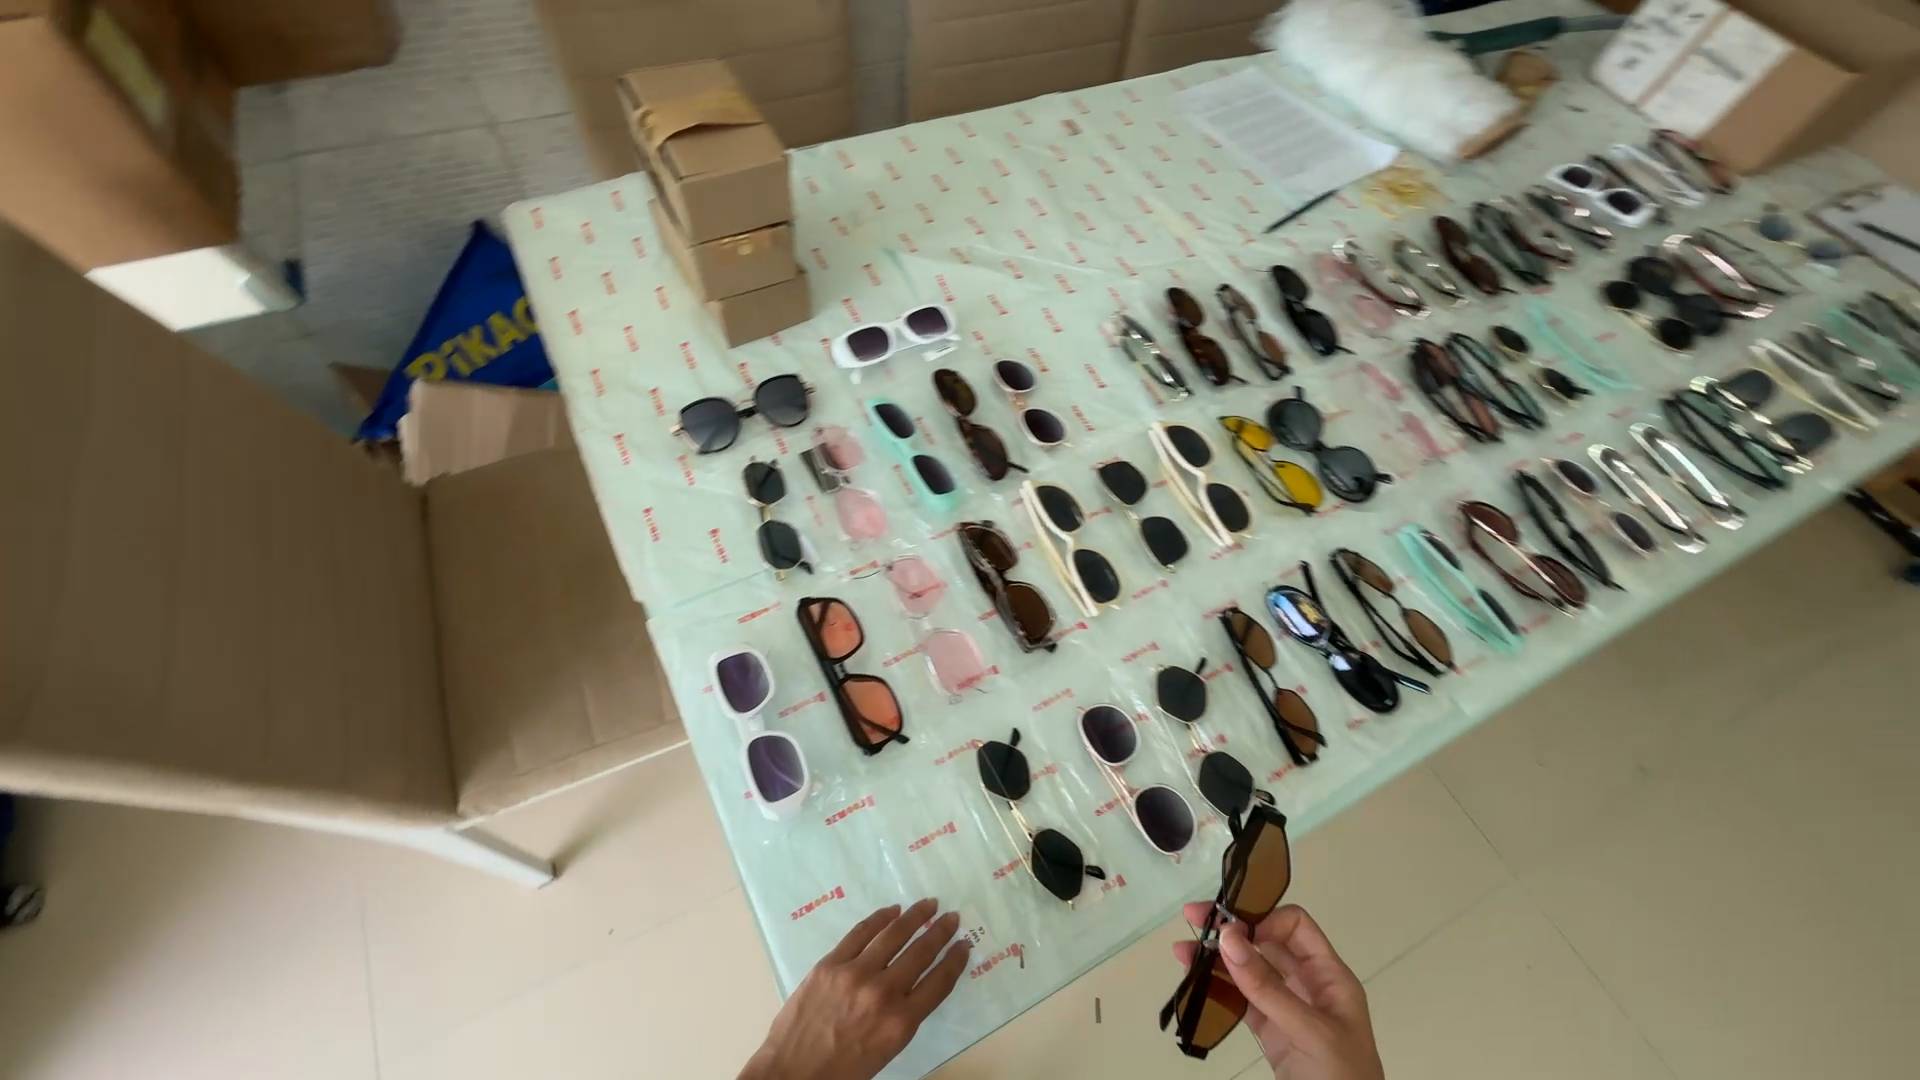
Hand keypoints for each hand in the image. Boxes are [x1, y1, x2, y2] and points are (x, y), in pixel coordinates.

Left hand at [740, 899, 970, 1079]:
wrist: (791, 1074)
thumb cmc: (842, 1071)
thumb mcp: (885, 1051)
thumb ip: (903, 1017)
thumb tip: (917, 984)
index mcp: (900, 1023)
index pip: (938, 983)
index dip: (955, 961)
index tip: (964, 945)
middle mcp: (883, 994)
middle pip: (921, 953)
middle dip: (940, 933)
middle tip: (952, 917)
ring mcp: (855, 974)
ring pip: (893, 935)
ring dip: (915, 917)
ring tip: (928, 905)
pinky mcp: (831, 963)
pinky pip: (861, 932)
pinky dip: (879, 918)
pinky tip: (892, 911)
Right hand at [1173, 903, 1383, 1079]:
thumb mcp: (1310, 1033)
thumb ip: (1267, 986)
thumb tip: (1226, 936)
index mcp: (1330, 977)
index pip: (1295, 927)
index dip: (1264, 920)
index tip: (1232, 930)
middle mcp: (1308, 986)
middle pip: (1266, 942)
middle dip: (1231, 931)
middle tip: (1194, 919)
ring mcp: (1288, 1011)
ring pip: (1249, 971)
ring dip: (1217, 959)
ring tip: (1182, 953)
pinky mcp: (1271, 1035)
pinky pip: (1241, 1001)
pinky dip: (1218, 990)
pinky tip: (1195, 984)